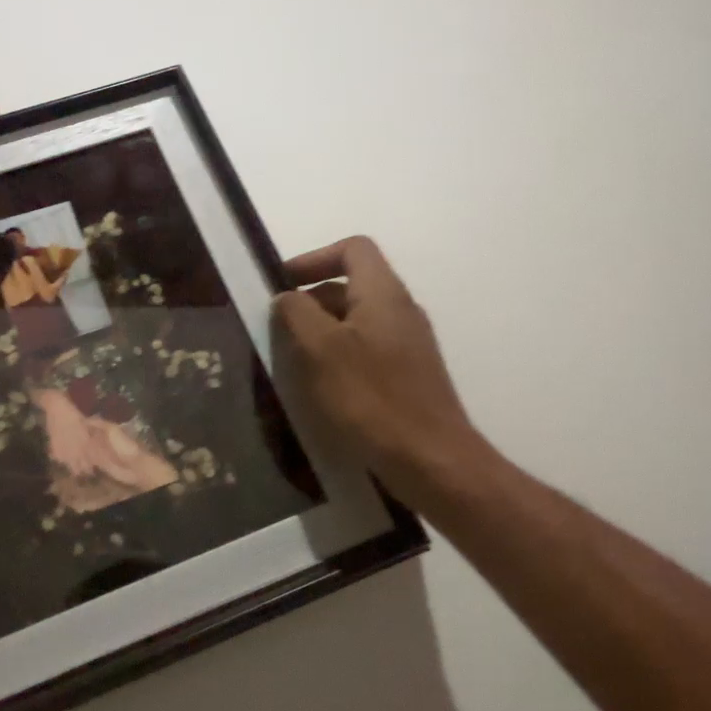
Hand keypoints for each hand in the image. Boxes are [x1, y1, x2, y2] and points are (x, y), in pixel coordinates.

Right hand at [273, 236, 497, 513]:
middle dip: (311, 301)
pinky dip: (339, 358)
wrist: (431, 460)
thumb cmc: (371, 398)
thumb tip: (287, 297)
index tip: (283, 285)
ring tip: (293, 361)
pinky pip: (367, 350)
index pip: (352, 249)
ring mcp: (409, 344)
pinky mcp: (409, 376)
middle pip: (352, 285)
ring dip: (322, 333)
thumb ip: (297, 312)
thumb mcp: (320, 349)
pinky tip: (322, 389)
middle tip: (279, 329)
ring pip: (357, 321)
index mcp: (383, 293)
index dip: (314, 258)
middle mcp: (401, 310)